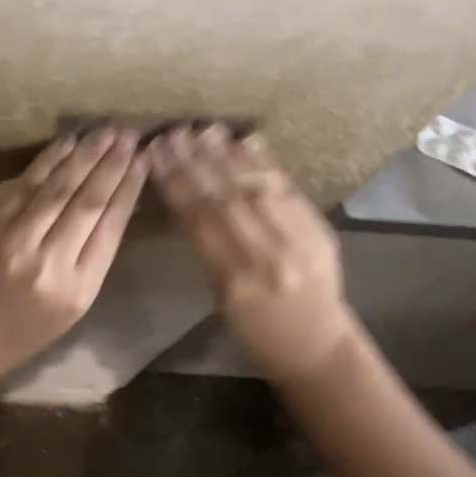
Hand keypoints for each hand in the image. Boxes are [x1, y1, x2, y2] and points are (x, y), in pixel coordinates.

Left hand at [0, 127, 148, 387]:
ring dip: (85, 154)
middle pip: (87, 202)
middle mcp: (49, 262)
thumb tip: (118, 200)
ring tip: (106, 131)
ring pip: (59, 187)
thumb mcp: (74, 304)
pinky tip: (69, 141)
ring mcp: (18, 238)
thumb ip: (94, 255)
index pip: (110, 226)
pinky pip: (29, 183)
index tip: (143, 160)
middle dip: (111, 164)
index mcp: (78, 289)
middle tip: (130, 134)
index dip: (128, 188)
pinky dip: (51, 159)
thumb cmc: (27, 327)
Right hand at [148, 124, 358, 383]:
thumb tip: (186, 195)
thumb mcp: (220, 297)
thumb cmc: (258, 330)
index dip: (175, 183)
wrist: (319, 346)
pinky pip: (284, 186)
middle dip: (195, 161)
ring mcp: (297, 239)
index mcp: (235, 281)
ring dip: (224, 153)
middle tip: (173, 133)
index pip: (199, 220)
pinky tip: (241, 140)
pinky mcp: (318, 227)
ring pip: (254, 186)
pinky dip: (260, 161)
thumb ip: (207, 246)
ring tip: (202, 129)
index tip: (156, 154)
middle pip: (224, 197)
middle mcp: (267, 256)